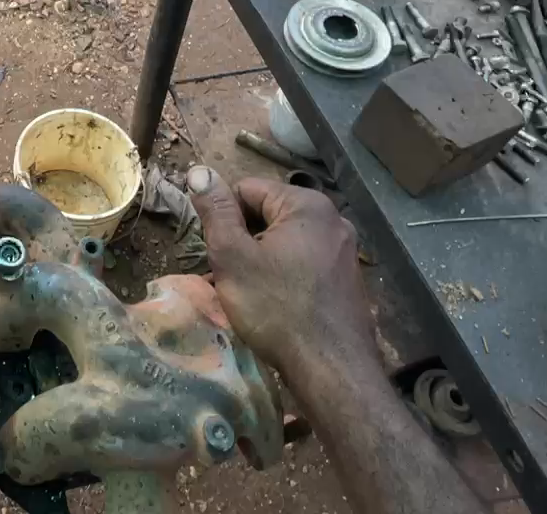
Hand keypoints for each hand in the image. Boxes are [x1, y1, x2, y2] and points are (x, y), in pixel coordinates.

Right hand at [187, 167, 375, 376]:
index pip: (245, 189)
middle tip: (229, 273)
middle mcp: (333, 220)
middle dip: (242, 239)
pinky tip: (273, 303)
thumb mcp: (232, 255)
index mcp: (307, 205)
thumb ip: (216, 209)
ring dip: (259, 258)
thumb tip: (199, 171)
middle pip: (266, 214)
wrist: (333, 374)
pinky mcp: (347, 281)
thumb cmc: (276, 308)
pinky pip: (302, 262)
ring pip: (282, 241)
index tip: (218, 251)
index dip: (223, 217)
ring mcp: (345, 252)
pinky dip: (282, 275)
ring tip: (248, 292)